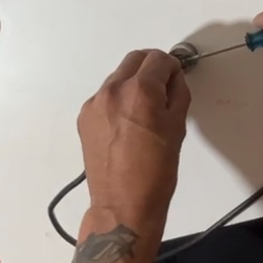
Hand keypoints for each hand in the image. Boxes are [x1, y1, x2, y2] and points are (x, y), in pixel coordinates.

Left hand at [77, 49, 190, 224]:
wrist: (123, 204)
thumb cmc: (156, 172)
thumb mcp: (178, 127)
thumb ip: (177, 93)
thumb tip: (173, 78)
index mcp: (140, 91)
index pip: (158, 58)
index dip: (172, 67)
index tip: (175, 78)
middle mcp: (113, 90)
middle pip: (135, 59)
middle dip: (151, 67)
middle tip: (162, 87)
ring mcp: (95, 103)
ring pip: (118, 76)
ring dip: (133, 82)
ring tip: (144, 110)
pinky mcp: (85, 116)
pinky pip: (105, 96)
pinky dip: (118, 99)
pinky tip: (127, 123)